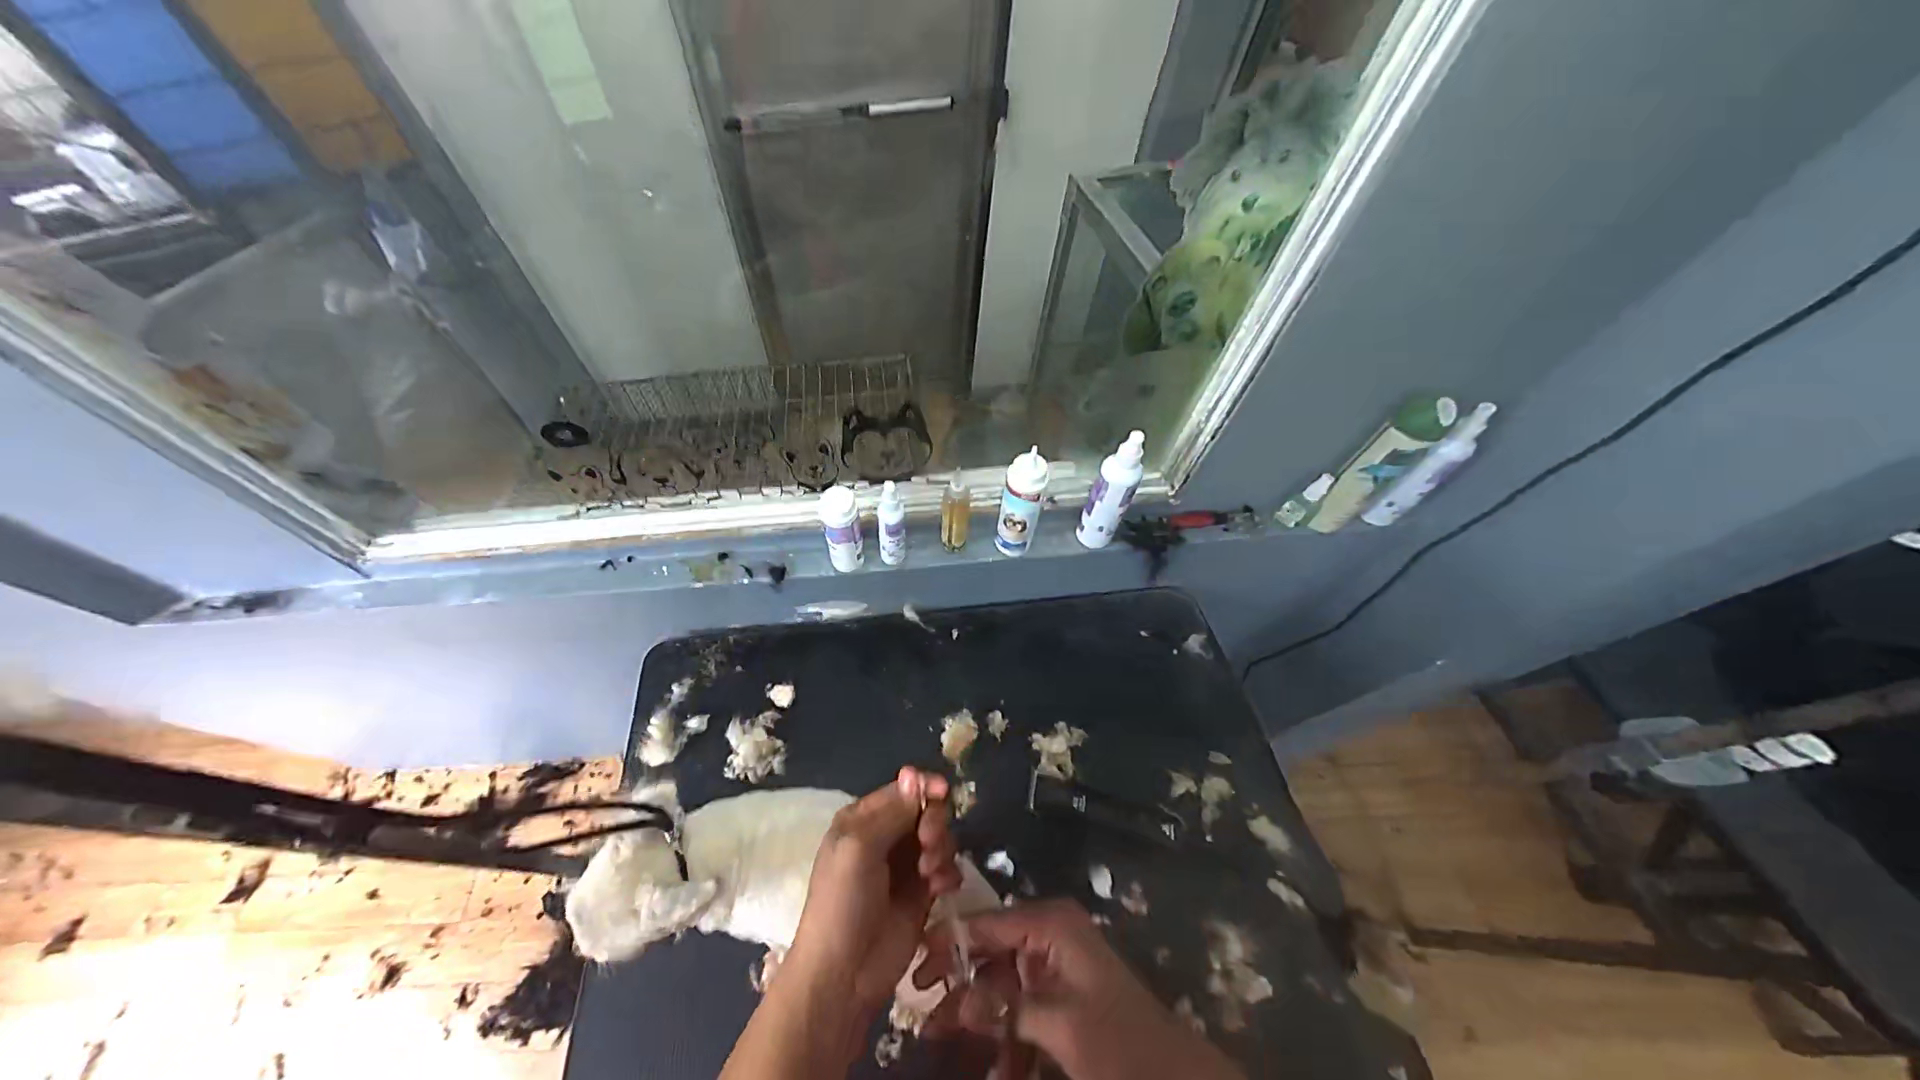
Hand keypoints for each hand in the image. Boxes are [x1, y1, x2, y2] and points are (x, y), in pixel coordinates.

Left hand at [784, 766, 963, 1016]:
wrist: (844, 973)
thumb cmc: (843, 902)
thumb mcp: (859, 848)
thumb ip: (892, 811)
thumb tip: (915, 774)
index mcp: (862, 819)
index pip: (901, 789)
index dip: (923, 787)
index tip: (942, 791)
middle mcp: (884, 836)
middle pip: (925, 810)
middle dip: (933, 822)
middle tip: (928, 843)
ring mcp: (904, 865)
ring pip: (938, 837)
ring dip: (941, 849)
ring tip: (929, 873)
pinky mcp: (921, 892)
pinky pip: (946, 868)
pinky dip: (948, 873)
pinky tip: (941, 889)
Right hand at [927, 900, 1244, 1079]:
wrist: (1178, 1077)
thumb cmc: (1120, 1041)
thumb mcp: (1061, 1025)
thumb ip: (1006, 1008)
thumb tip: (957, 1001)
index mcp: (1053, 926)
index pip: (989, 922)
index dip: (951, 940)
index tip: (916, 961)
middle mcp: (1051, 937)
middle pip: (991, 951)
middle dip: (959, 981)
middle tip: (921, 1004)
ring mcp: (1058, 967)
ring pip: (1003, 983)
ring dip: (978, 1014)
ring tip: (939, 1036)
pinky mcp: (1063, 998)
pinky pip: (1022, 1008)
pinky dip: (1006, 1035)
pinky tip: (993, 1067)